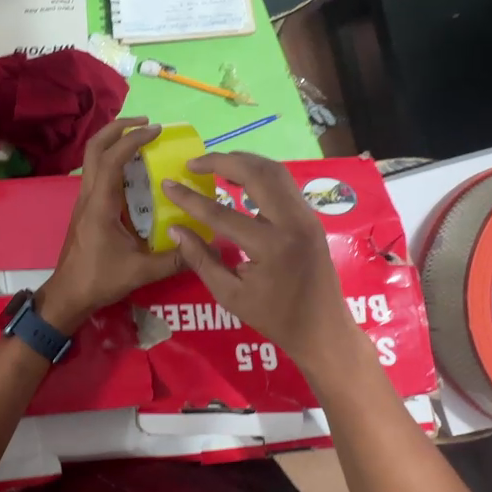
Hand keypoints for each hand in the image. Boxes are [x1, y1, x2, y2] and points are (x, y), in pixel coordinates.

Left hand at [36, 118, 184, 334]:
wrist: (68, 294)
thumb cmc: (100, 280)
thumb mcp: (141, 272)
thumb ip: (175, 259)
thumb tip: (207, 246)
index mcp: (99, 205)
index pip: (111, 160)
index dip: (132, 140)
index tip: (156, 130)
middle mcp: (88, 195)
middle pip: (94, 148)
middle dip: (117, 129)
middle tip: (146, 123)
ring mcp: (84, 200)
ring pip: (92, 159)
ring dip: (114, 142)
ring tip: (143, 139)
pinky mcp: (86, 208)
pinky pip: (98, 173)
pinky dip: (114, 160)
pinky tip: (136, 169)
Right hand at [161, 152, 369, 373]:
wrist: (324, 330)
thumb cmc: (274, 318)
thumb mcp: (229, 295)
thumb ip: (200, 259)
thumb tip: (175, 229)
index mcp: (271, 247)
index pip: (221, 213)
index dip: (190, 198)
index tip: (167, 184)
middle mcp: (293, 223)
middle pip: (256, 174)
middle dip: (221, 161)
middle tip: (192, 163)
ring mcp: (306, 216)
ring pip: (274, 171)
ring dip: (242, 162)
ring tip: (212, 164)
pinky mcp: (310, 217)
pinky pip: (282, 183)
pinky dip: (258, 173)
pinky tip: (238, 178)